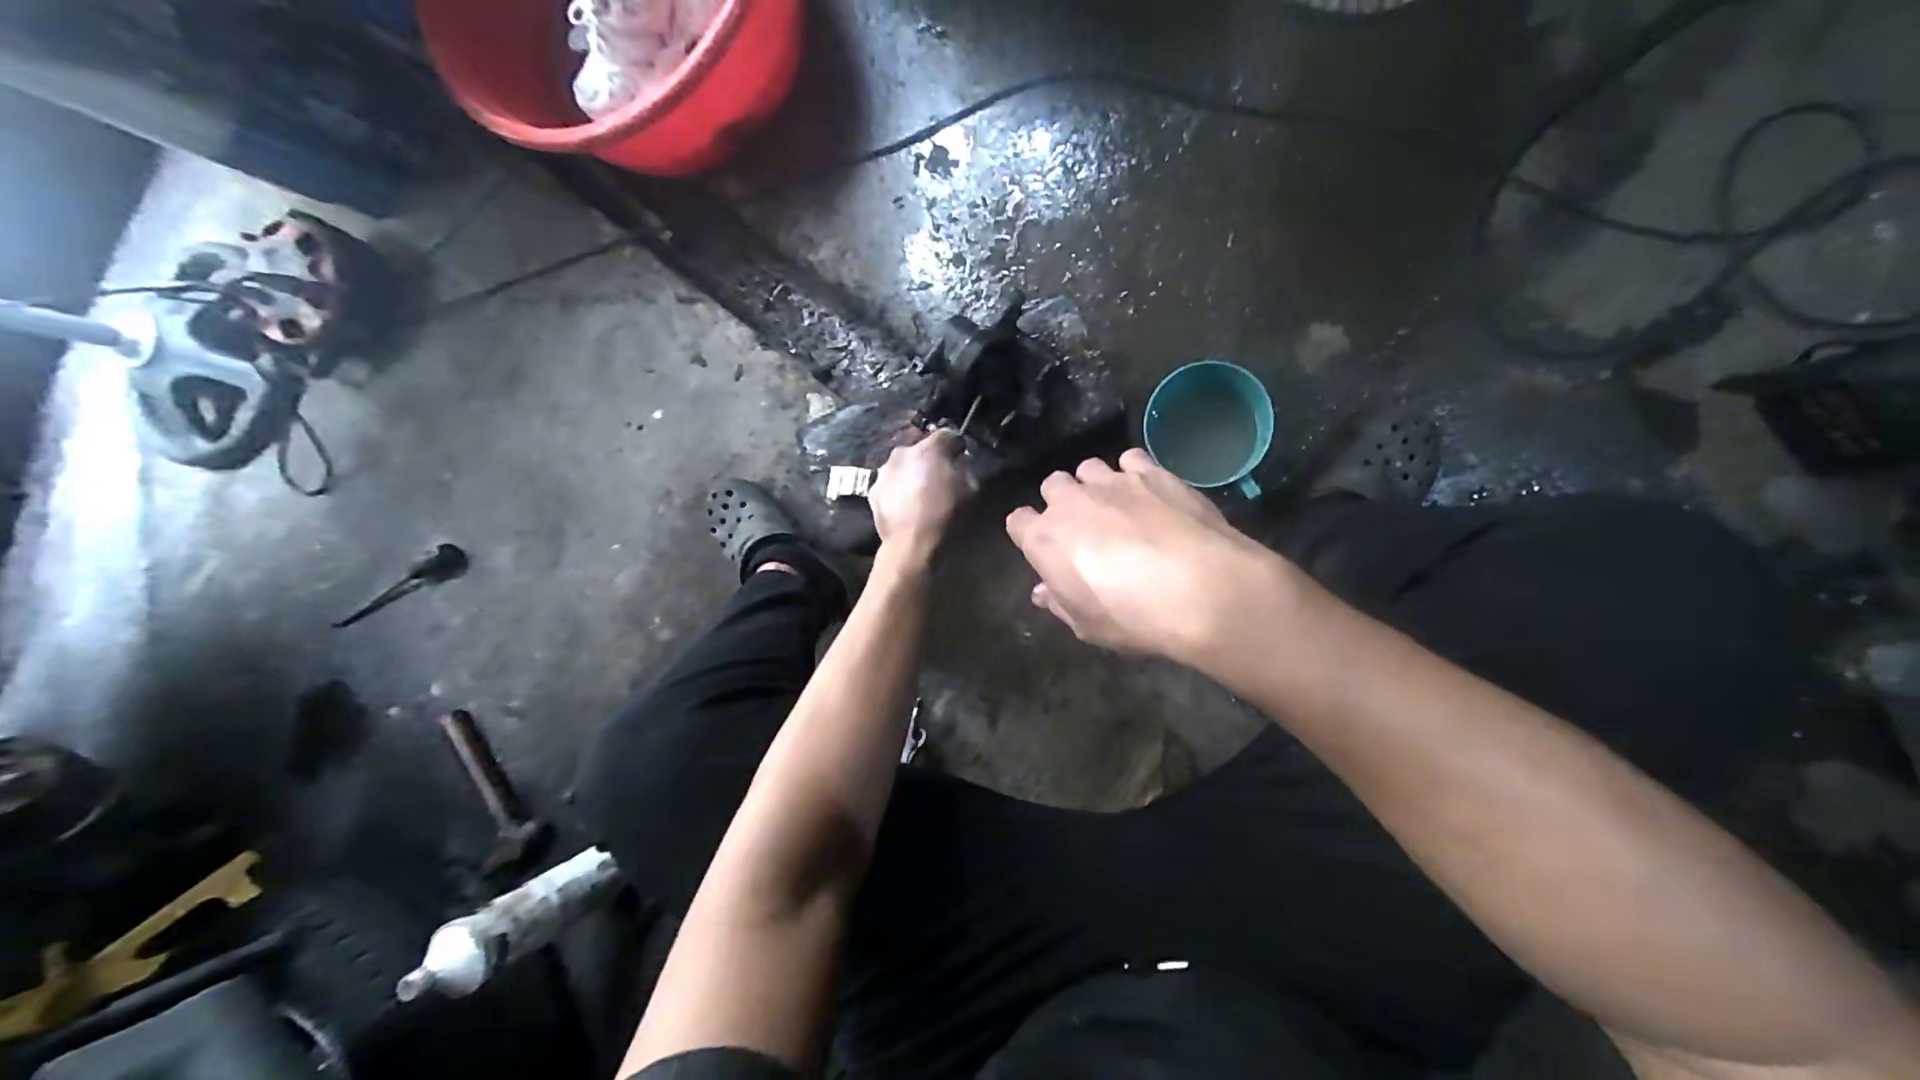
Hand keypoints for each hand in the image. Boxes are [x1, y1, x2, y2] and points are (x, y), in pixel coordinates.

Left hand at [869, 429, 977, 562]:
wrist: (912, 544)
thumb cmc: (947, 515)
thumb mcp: (972, 490)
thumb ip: (966, 468)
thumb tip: (960, 463)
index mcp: (930, 448)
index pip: (948, 435)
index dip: (957, 447)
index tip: (961, 458)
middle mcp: (904, 452)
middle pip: (921, 449)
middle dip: (931, 459)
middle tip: (939, 478)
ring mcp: (885, 471)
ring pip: (903, 466)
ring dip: (912, 474)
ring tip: (919, 494)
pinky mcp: (874, 490)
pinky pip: (890, 484)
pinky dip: (898, 490)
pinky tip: (905, 506)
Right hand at [1005, 449, 1301, 663]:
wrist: (1201, 590)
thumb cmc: (1133, 617)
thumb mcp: (1088, 625)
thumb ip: (1060, 602)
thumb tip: (1043, 591)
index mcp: (1044, 539)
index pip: (1018, 521)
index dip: (1030, 533)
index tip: (1047, 548)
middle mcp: (1070, 501)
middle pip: (1052, 486)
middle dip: (1063, 502)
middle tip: (1085, 527)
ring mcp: (1112, 482)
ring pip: (1088, 468)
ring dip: (1096, 485)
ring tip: (1118, 507)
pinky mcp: (1151, 472)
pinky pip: (1130, 460)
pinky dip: (1134, 473)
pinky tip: (1150, 493)